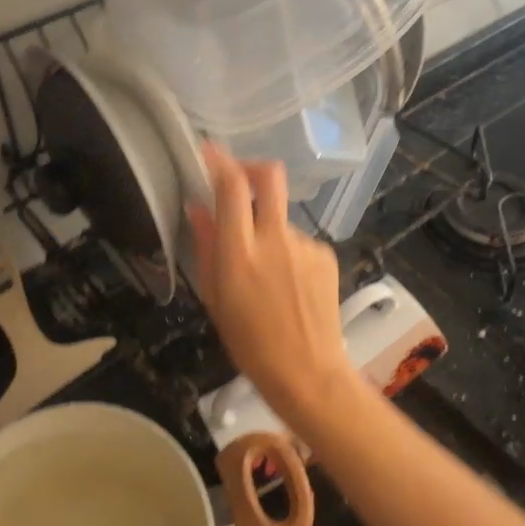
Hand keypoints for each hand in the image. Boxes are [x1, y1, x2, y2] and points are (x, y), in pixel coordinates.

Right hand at [187, 143, 355, 424]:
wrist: (309, 373)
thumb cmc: (249, 343)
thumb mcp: (214, 298)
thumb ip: (207, 247)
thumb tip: (199, 209)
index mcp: (240, 252)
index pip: (231, 187)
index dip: (219, 161)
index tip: (208, 152)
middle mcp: (275, 239)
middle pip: (270, 177)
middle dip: (252, 168)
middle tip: (240, 179)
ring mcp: (305, 245)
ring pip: (280, 218)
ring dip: (267, 230)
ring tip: (265, 274)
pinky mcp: (326, 255)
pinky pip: (298, 242)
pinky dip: (287, 254)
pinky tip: (287, 286)